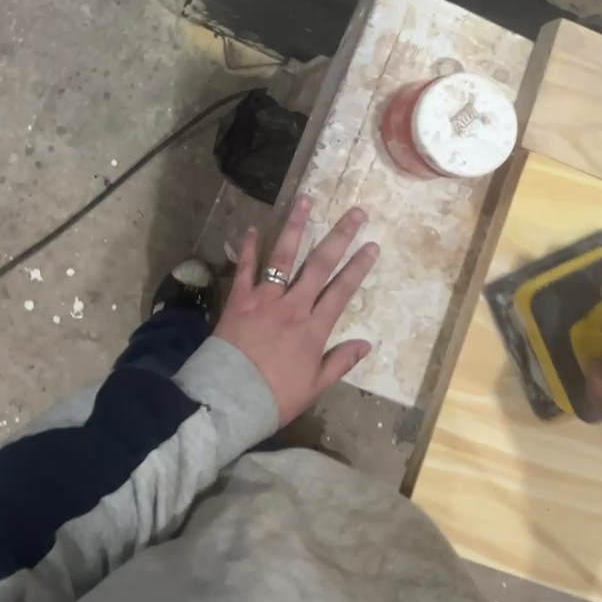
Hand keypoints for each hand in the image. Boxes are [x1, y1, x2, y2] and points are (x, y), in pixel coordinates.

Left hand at [214, 198, 377, 425]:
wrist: (229, 401)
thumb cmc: (274, 398)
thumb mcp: (314, 387)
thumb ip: (340, 362)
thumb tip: (366, 343)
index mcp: (313, 329)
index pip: (342, 291)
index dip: (358, 267)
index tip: (372, 245)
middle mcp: (293, 307)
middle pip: (320, 265)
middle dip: (340, 236)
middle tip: (356, 212)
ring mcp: (264, 299)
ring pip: (284, 256)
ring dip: (296, 226)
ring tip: (306, 199)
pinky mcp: (239, 300)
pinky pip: (245, 268)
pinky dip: (249, 247)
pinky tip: (255, 227)